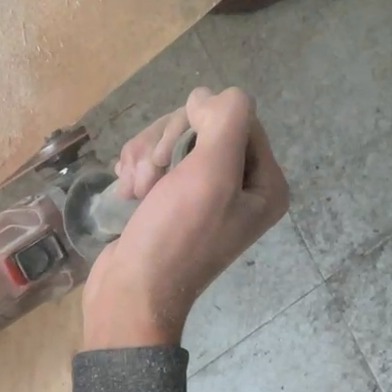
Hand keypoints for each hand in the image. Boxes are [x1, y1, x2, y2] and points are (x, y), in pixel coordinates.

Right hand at [82, 87, 289, 349]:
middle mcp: (239, 190)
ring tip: (133, 188)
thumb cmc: (175, 238)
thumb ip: (225, 118)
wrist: (130, 294)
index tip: (170, 157)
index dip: (199, 124)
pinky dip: (137, 171)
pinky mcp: (169, 206)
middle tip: (149, 175)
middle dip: (167, 144)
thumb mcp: (212, 172)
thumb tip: (204, 97)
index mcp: (266, 186)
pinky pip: (156, 165)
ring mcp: (202, 200)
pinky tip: (125, 190)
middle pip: (204, 128)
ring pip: (174, 143)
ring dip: (147, 157)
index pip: (238, 118)